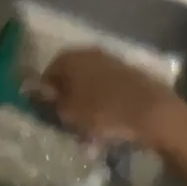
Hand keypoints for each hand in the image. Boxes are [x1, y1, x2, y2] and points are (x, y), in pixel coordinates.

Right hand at [36, 48, 186, 148]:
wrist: (154, 112)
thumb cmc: (103, 112)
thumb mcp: (68, 112)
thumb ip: (48, 101)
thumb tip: (32, 91)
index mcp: (70, 57)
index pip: (48, 73)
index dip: (46, 95)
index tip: (49, 115)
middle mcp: (90, 53)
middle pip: (72, 77)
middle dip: (69, 100)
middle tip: (70, 124)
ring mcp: (113, 62)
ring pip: (92, 85)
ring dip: (89, 105)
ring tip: (91, 132)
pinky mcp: (132, 74)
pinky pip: (111, 90)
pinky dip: (107, 105)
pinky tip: (111, 127)